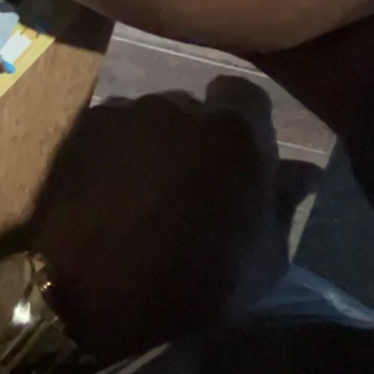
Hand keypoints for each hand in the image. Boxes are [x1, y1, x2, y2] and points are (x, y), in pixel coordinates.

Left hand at [31, 78, 309, 357]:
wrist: (95, 278)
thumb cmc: (198, 274)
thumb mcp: (263, 251)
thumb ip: (278, 199)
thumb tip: (296, 170)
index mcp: (230, 132)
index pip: (242, 95)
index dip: (244, 120)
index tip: (244, 152)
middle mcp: (170, 108)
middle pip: (188, 106)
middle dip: (196, 133)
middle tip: (196, 176)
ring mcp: (117, 113)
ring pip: (145, 116)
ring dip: (153, 138)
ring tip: (151, 183)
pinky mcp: (77, 128)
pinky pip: (110, 128)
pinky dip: (117, 146)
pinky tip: (115, 182)